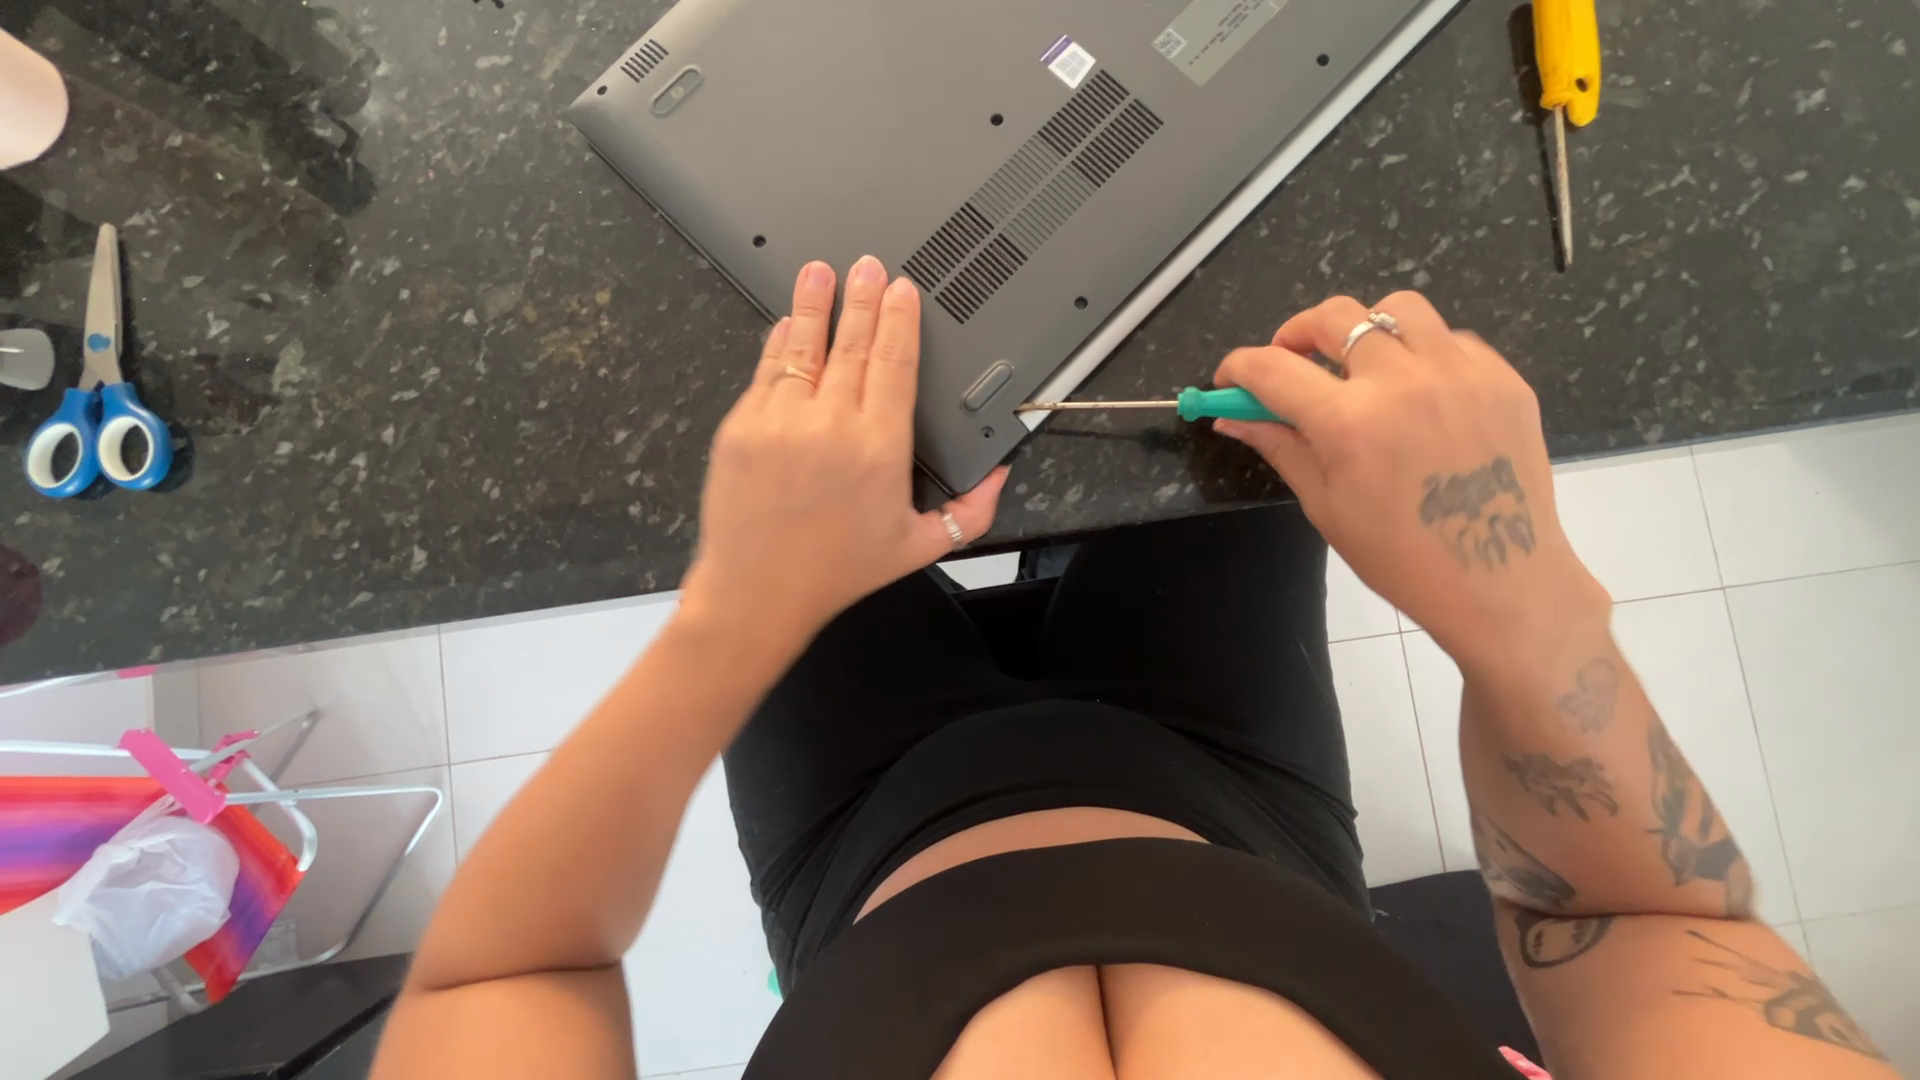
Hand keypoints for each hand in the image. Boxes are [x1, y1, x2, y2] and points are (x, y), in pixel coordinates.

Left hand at [683, 257, 1008, 641]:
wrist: (757, 592)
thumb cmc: (835, 571)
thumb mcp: (918, 547)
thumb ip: (970, 512)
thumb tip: (999, 476)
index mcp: (879, 447)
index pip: (894, 362)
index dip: (899, 319)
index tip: (902, 291)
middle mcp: (830, 424)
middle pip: (852, 343)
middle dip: (862, 297)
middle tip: (867, 266)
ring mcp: (781, 420)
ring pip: (802, 345)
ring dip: (813, 304)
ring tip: (820, 272)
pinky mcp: (742, 426)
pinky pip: (765, 370)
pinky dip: (778, 343)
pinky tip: (786, 324)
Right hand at [1213, 292, 1608, 672]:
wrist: (1498, 580)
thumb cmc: (1396, 554)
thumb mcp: (1323, 503)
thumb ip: (1279, 446)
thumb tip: (1231, 418)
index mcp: (1349, 422)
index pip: (1273, 369)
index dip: (1238, 368)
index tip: (1228, 379)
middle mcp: (1403, 382)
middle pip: (1335, 317)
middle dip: (1295, 333)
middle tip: (1289, 361)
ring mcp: (1460, 373)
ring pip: (1399, 307)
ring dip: (1362, 328)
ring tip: (1357, 366)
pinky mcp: (1502, 378)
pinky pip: (1449, 338)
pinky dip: (1418, 351)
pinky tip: (1413, 391)